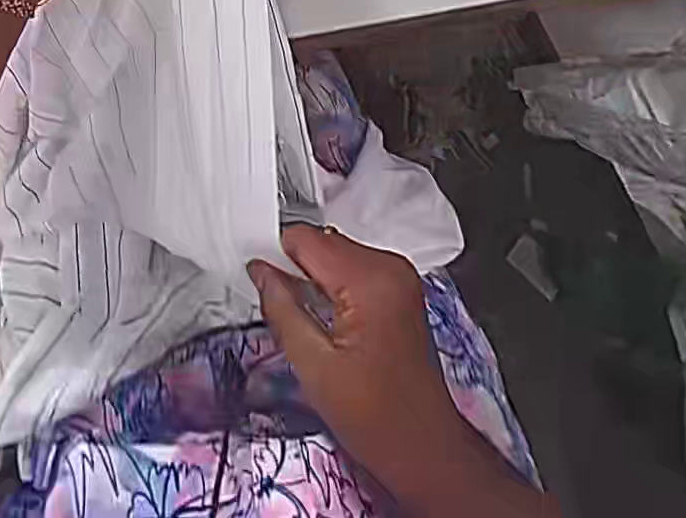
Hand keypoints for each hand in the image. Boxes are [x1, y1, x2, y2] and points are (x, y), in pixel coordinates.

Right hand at [250, 227, 557, 516]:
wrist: (425, 446)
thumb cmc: (375, 417)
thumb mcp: (314, 367)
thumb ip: (281, 309)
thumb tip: (260, 273)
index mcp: (369, 280)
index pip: (306, 239)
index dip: (276, 257)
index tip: (263, 282)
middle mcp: (389, 265)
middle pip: (322, 241)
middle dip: (297, 269)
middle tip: (288, 311)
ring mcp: (399, 272)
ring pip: (336, 250)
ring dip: (316, 276)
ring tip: (314, 321)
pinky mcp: (401, 283)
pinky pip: (354, 264)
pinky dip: (336, 283)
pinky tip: (333, 319)